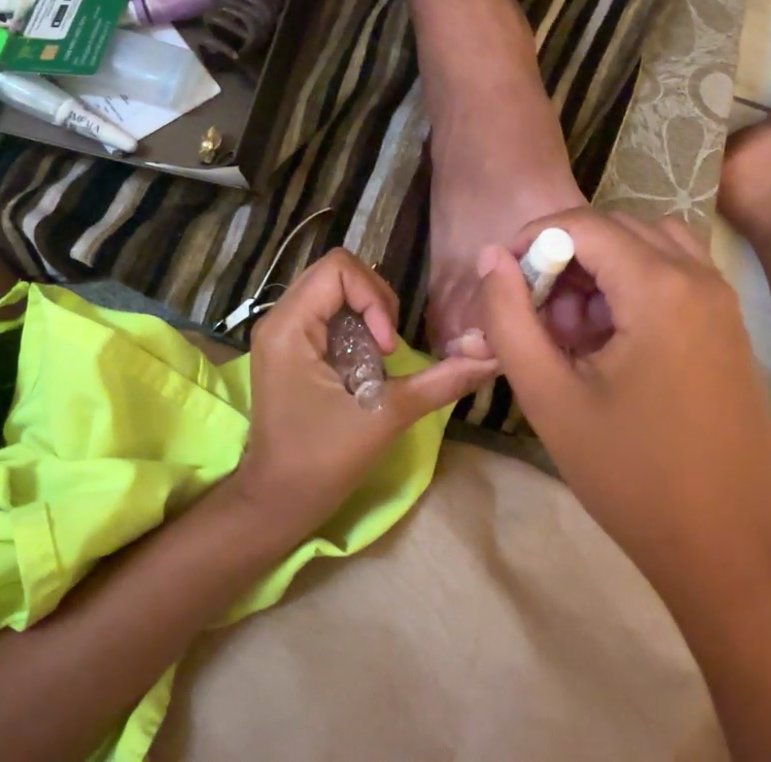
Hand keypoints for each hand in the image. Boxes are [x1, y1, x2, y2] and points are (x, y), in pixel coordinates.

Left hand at [238, 249, 498, 536]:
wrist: (277, 502)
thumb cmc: (323, 460)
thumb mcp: (386, 416)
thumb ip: (440, 381)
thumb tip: (492, 357)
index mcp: (290, 327)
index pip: (339, 269)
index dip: (373, 297)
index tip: (386, 347)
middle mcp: (278, 320)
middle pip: (335, 273)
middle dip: (374, 301)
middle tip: (389, 346)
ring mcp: (280, 335)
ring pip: (331, 292)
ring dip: (366, 315)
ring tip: (380, 356)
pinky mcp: (288, 350)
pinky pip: (325, 315)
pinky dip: (353, 328)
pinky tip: (364, 365)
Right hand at [476, 210, 770, 596]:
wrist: (731, 547)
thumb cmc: (632, 476)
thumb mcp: (550, 398)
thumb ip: (510, 319)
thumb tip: (491, 258)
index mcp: (660, 287)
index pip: (583, 224)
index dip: (532, 240)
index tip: (502, 281)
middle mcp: (700, 278)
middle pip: (620, 228)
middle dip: (568, 257)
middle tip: (539, 316)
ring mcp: (723, 303)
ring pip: (651, 247)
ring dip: (604, 269)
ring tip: (574, 330)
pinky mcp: (730, 330)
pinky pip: (677, 278)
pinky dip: (636, 287)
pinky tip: (612, 347)